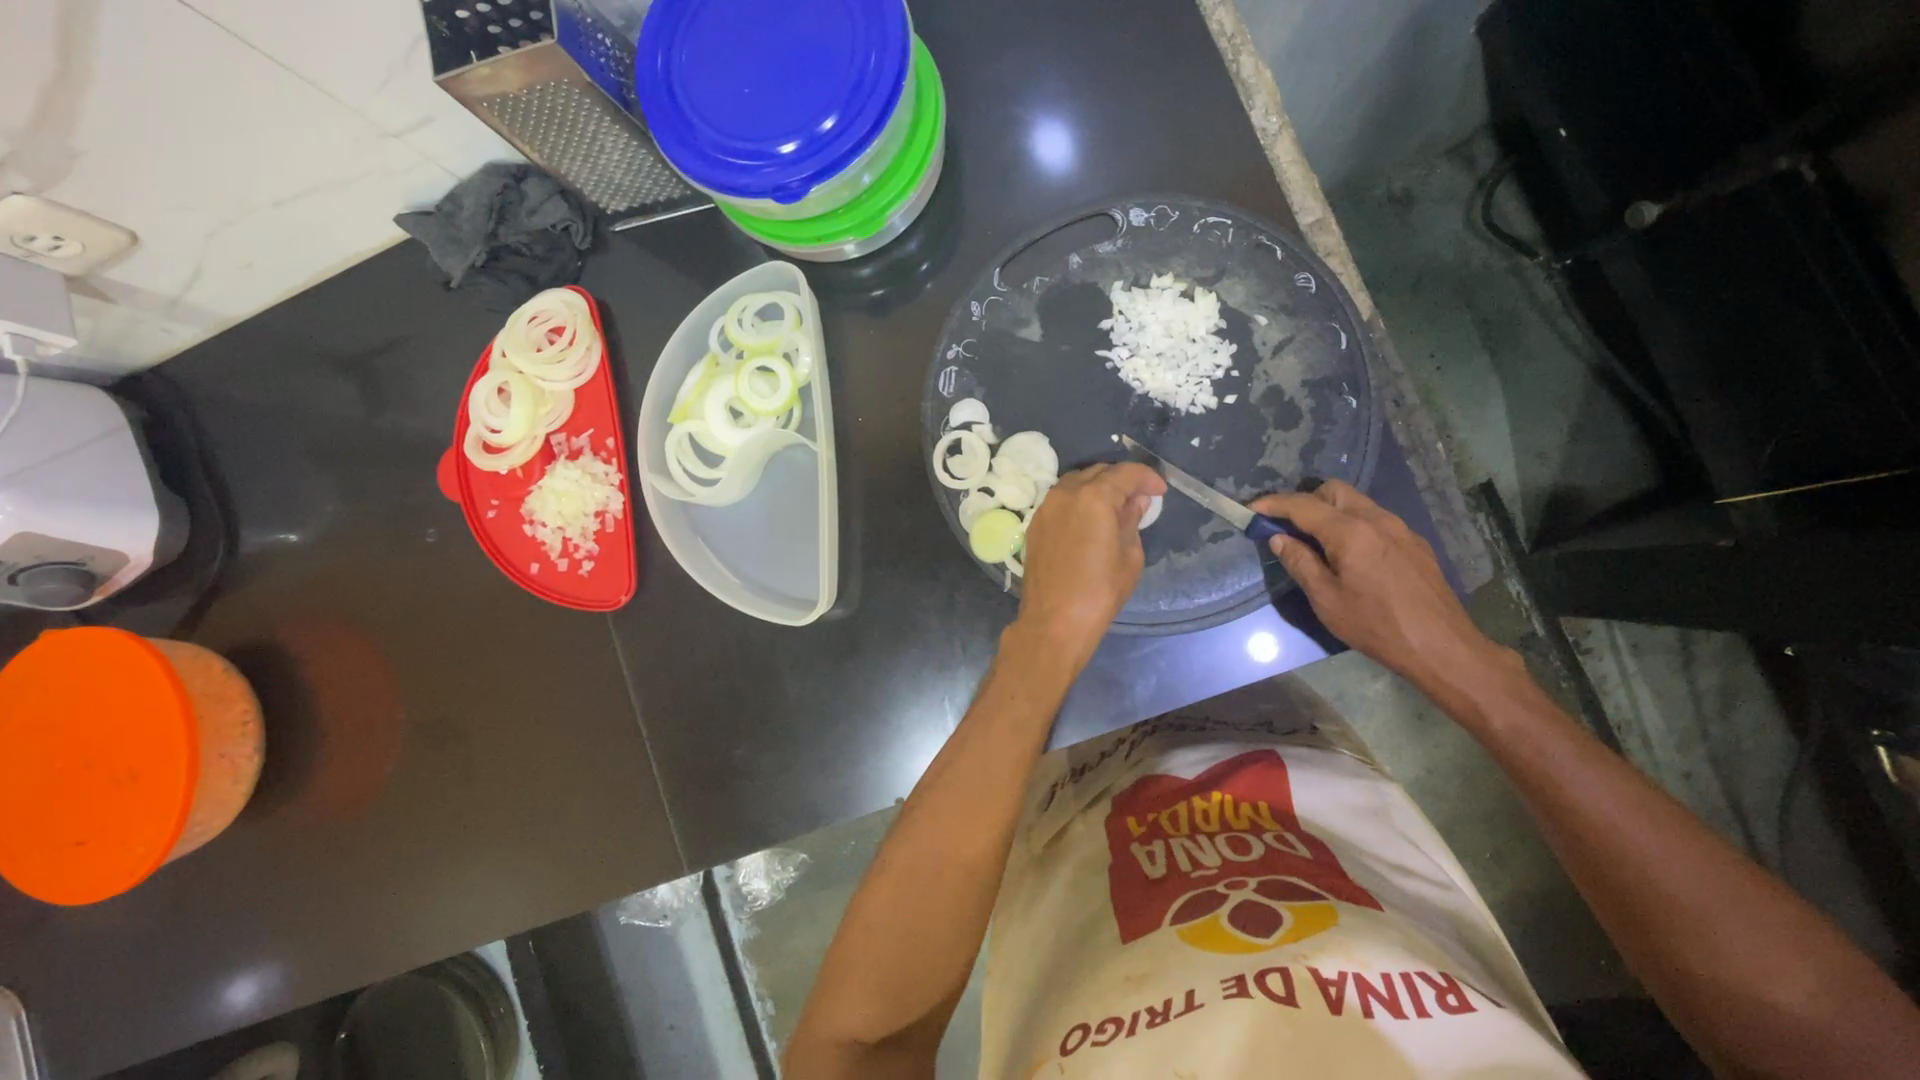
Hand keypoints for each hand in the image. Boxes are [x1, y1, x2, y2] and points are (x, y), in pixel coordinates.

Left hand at [1015, 463, 1166, 661]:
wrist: (1054, 621)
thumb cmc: (1100, 592)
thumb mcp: (1129, 555)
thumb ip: (1132, 520)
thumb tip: (1135, 502)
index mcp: (1094, 497)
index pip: (1126, 473)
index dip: (1147, 478)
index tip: (1160, 490)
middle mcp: (1066, 493)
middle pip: (1099, 472)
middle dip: (1121, 480)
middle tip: (1139, 498)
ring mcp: (1046, 507)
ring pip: (1076, 482)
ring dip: (1098, 487)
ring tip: (1115, 507)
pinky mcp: (1035, 523)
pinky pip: (1061, 500)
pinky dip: (1079, 501)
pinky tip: (1090, 520)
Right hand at [1250, 481, 1513, 693]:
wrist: (1439, 644)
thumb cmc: (1375, 625)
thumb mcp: (1326, 600)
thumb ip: (1300, 563)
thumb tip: (1279, 538)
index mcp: (1350, 531)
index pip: (1303, 505)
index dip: (1273, 504)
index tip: (1252, 508)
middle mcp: (1376, 519)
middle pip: (1333, 491)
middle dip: (1305, 501)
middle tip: (1287, 526)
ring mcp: (1400, 528)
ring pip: (1357, 503)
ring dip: (1331, 512)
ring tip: (1317, 542)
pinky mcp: (1414, 542)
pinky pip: (1376, 520)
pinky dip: (1354, 525)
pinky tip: (1351, 555)